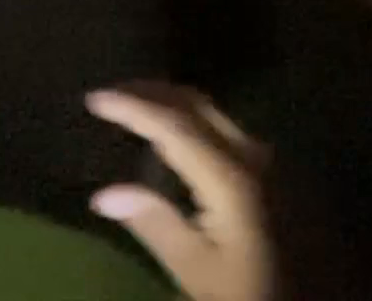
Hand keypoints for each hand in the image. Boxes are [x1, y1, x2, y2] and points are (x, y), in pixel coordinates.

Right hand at [88, 84, 272, 300]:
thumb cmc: (257, 295)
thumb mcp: (201, 274)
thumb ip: (155, 225)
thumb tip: (104, 194)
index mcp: (229, 175)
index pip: (170, 123)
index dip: (130, 105)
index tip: (95, 97)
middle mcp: (251, 154)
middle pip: (194, 103)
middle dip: (150, 91)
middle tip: (113, 94)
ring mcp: (268, 161)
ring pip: (211, 112)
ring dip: (171, 103)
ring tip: (138, 110)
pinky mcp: (277, 174)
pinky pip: (224, 129)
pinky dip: (192, 121)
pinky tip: (178, 141)